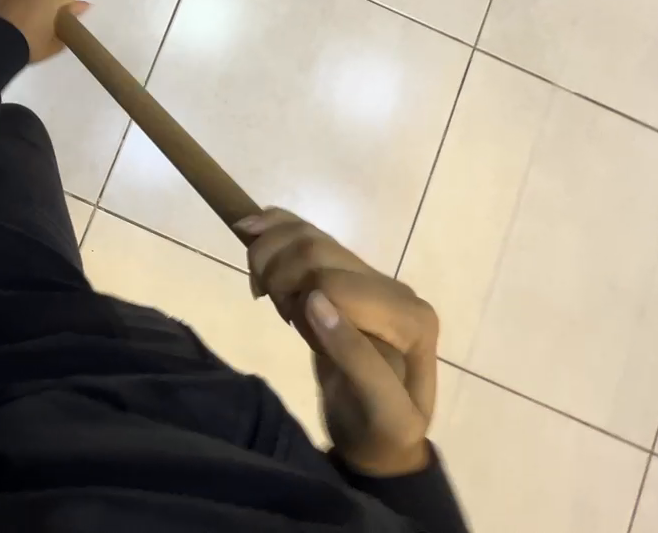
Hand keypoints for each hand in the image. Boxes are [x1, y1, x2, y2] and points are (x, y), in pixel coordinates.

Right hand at [235, 208, 438, 477]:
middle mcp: (393, 287)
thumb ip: (356, 357)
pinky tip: (249, 230)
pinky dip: (271, 225)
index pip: (333, 283)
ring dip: (267, 250)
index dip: (298, 301)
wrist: (377, 432)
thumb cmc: (380, 427)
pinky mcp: (345, 271)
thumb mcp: (380, 411)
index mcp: (409, 318)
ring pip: (306, 235)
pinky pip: (304, 230)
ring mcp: (369, 275)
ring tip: (266, 287)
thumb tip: (313, 298)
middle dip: (277, 272)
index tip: (291, 328)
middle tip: (271, 305)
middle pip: (315, 249)